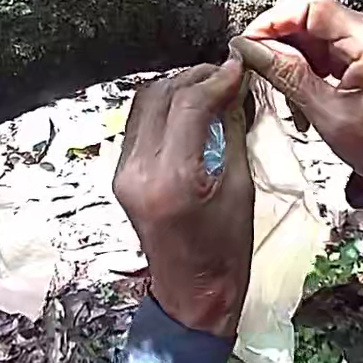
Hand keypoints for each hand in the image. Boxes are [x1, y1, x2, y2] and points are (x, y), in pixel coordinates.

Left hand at [112, 59, 254, 337]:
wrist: (192, 294)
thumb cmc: (225, 252)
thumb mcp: (241, 188)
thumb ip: (233, 132)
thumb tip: (235, 90)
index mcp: (172, 179)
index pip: (188, 105)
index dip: (216, 79)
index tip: (238, 67)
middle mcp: (138, 171)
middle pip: (159, 96)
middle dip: (195, 77)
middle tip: (226, 74)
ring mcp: (123, 173)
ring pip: (144, 104)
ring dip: (177, 87)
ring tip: (210, 86)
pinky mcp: (121, 175)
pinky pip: (139, 124)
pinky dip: (164, 107)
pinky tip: (189, 107)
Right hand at [230, 0, 362, 183]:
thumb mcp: (328, 113)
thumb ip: (288, 74)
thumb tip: (251, 48)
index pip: (311, 6)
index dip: (273, 20)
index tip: (250, 43)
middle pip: (313, 12)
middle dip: (279, 36)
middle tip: (257, 62)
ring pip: (317, 28)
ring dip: (292, 51)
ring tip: (280, 82)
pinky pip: (330, 42)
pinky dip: (308, 60)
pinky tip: (300, 84)